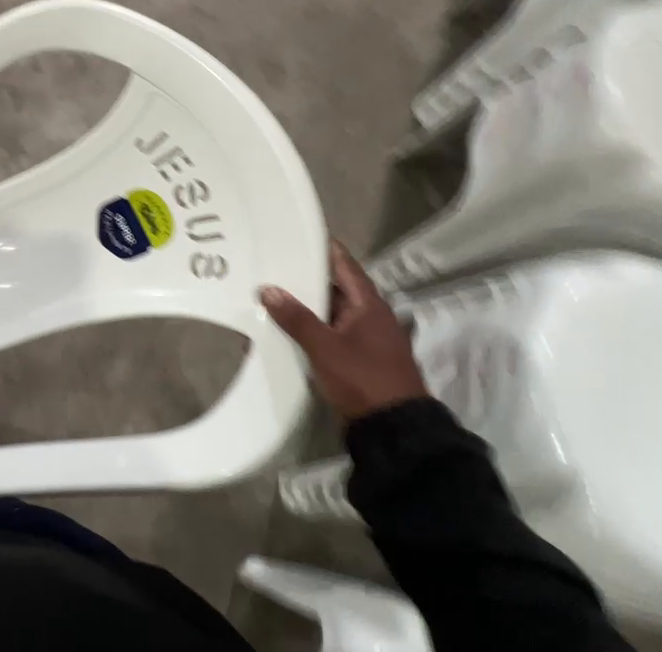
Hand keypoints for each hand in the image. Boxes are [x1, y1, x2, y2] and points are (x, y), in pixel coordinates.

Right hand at [259, 240, 428, 420]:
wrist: (393, 429)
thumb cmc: (364, 379)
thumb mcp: (326, 347)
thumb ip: (297, 318)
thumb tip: (268, 289)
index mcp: (370, 306)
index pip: (345, 267)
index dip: (325, 249)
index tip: (298, 232)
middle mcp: (369, 318)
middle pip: (335, 289)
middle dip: (305, 278)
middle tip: (271, 262)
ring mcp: (363, 340)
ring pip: (329, 313)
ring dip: (304, 305)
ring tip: (268, 292)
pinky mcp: (354, 359)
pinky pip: (327, 334)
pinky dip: (307, 328)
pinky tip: (282, 327)